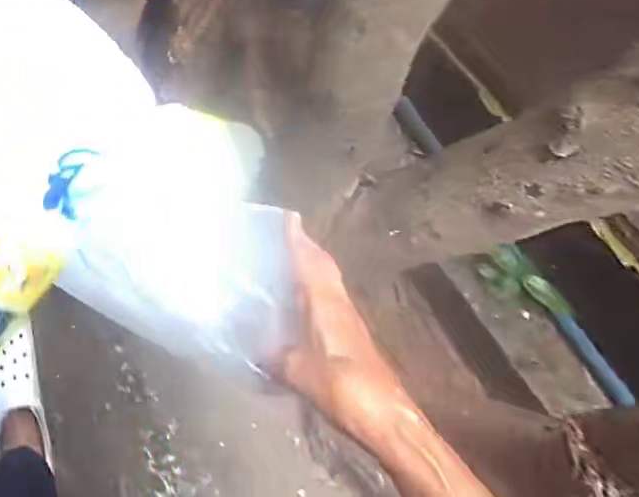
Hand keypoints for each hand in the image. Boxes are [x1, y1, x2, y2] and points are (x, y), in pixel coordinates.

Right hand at [275, 212, 418, 445]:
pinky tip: (302, 301)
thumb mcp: (298, 371)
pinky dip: (315, 289)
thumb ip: (272, 353)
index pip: (309, 260)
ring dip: (311, 267)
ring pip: (328, 283)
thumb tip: (246, 340)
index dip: (297, 238)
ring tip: (287, 261)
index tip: (287, 215)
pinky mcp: (352, 340)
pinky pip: (329, 300)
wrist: (393, 424)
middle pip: (322, 266)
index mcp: (325, 303)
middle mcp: (339, 305)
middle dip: (305, 247)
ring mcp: (349, 322)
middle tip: (283, 233)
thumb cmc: (345, 388)